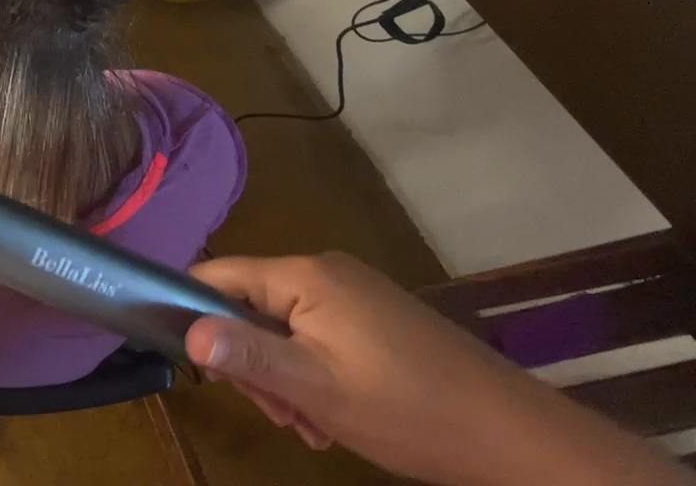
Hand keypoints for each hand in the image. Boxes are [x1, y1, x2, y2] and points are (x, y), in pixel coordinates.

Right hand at [184, 253, 597, 485]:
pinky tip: (332, 412)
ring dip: (283, 373)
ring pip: (283, 323)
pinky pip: (317, 330)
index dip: (193, 313)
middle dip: (250, 358)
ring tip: (309, 424)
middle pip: (250, 303)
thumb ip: (248, 354)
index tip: (200, 366)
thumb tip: (185, 334)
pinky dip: (313, 369)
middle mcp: (324, 270)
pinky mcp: (376, 314)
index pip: (215, 275)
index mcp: (303, 275)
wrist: (527, 442)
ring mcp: (354, 291)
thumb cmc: (411, 411)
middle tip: (276, 412)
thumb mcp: (318, 389)